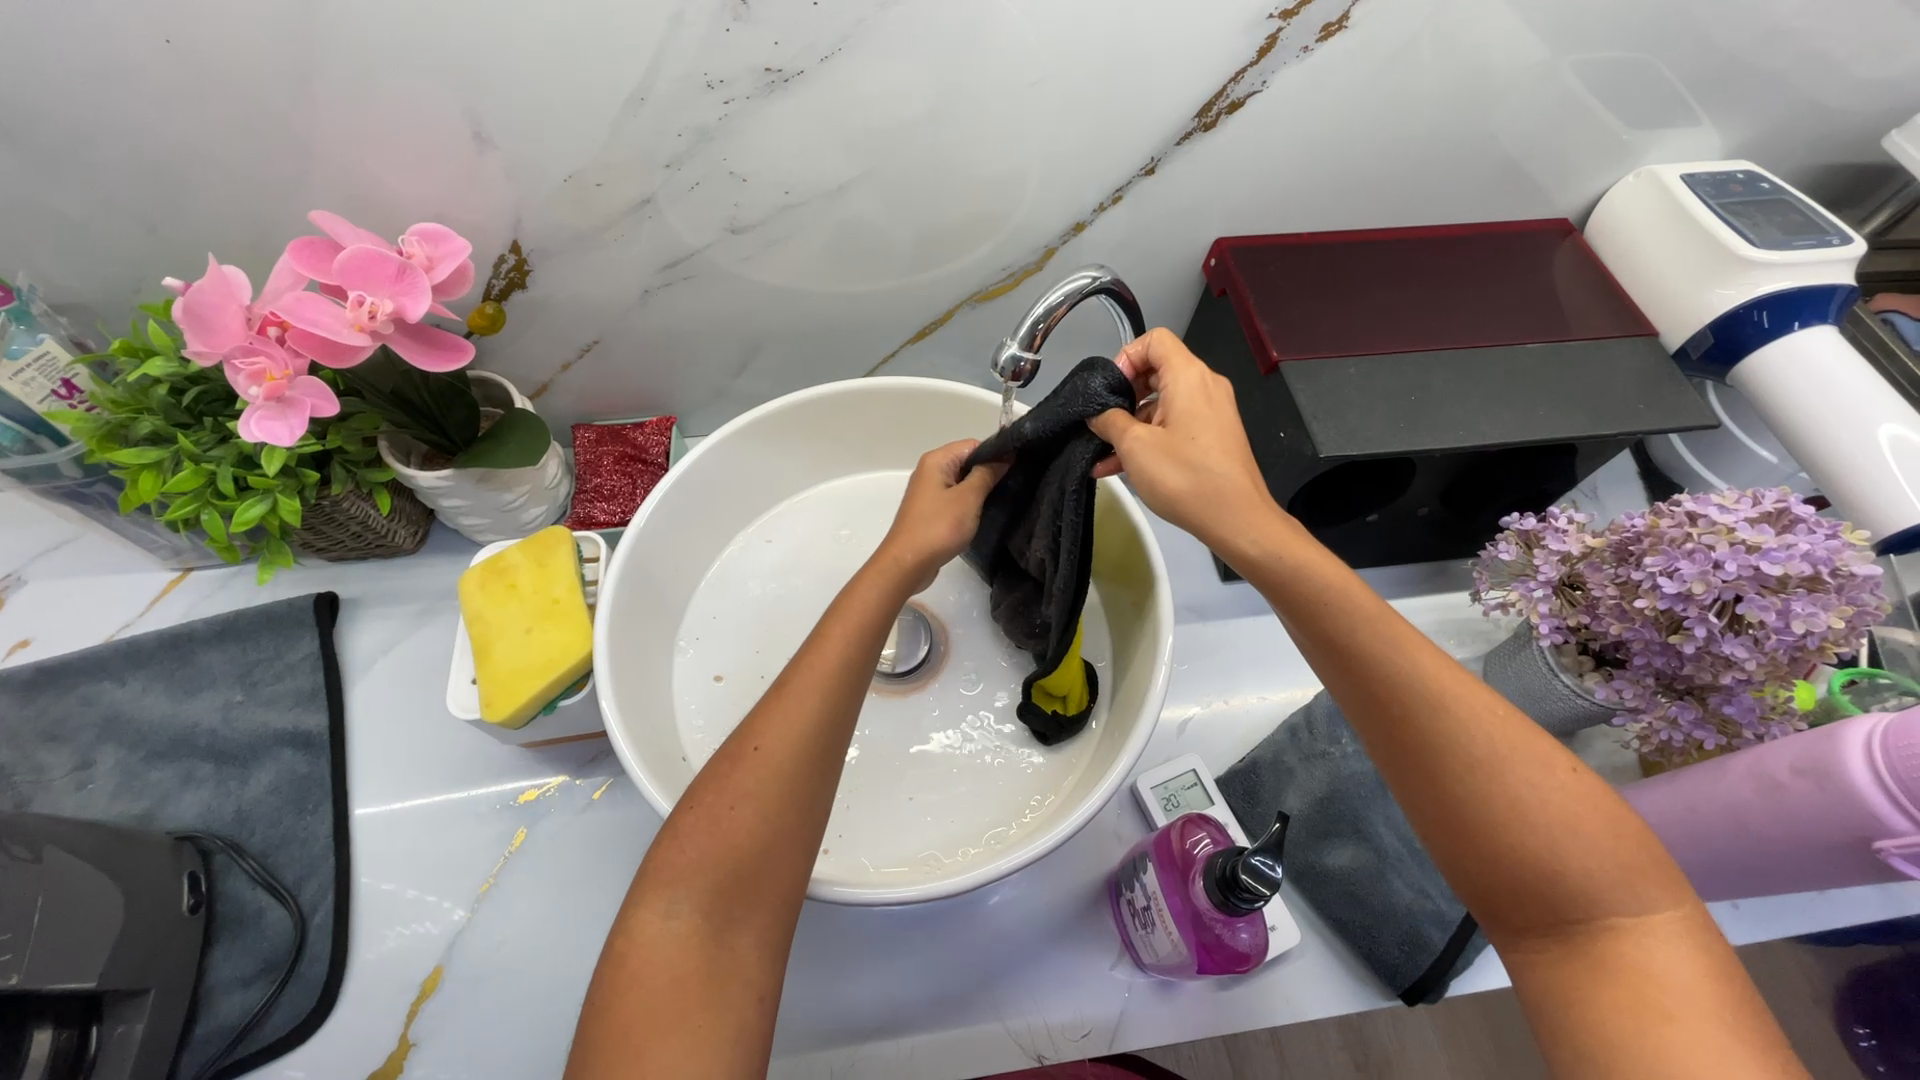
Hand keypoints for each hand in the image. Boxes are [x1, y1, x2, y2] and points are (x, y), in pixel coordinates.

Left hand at [872, 439, 1005, 593]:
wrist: (908, 564)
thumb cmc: (939, 527)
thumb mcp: (969, 498)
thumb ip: (987, 474)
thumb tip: (1005, 456)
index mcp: (937, 460)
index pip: (973, 445)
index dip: (996, 454)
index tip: (1017, 469)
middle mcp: (930, 470)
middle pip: (967, 462)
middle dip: (989, 472)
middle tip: (1013, 486)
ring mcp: (929, 492)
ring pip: (962, 482)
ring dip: (980, 490)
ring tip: (1002, 500)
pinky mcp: (930, 510)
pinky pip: (955, 498)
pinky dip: (969, 503)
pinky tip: (983, 514)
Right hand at [1088, 328, 1284, 550]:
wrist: (1237, 519)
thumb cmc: (1184, 476)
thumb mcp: (1135, 447)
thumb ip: (1110, 421)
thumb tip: (1098, 413)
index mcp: (1189, 376)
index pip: (1155, 340)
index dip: (1126, 357)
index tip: (1109, 390)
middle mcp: (1205, 386)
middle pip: (1158, 372)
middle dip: (1124, 396)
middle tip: (1102, 422)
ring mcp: (1212, 413)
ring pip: (1163, 405)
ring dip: (1131, 426)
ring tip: (1102, 455)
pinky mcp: (1213, 438)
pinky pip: (1175, 426)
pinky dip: (1150, 439)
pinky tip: (1120, 468)